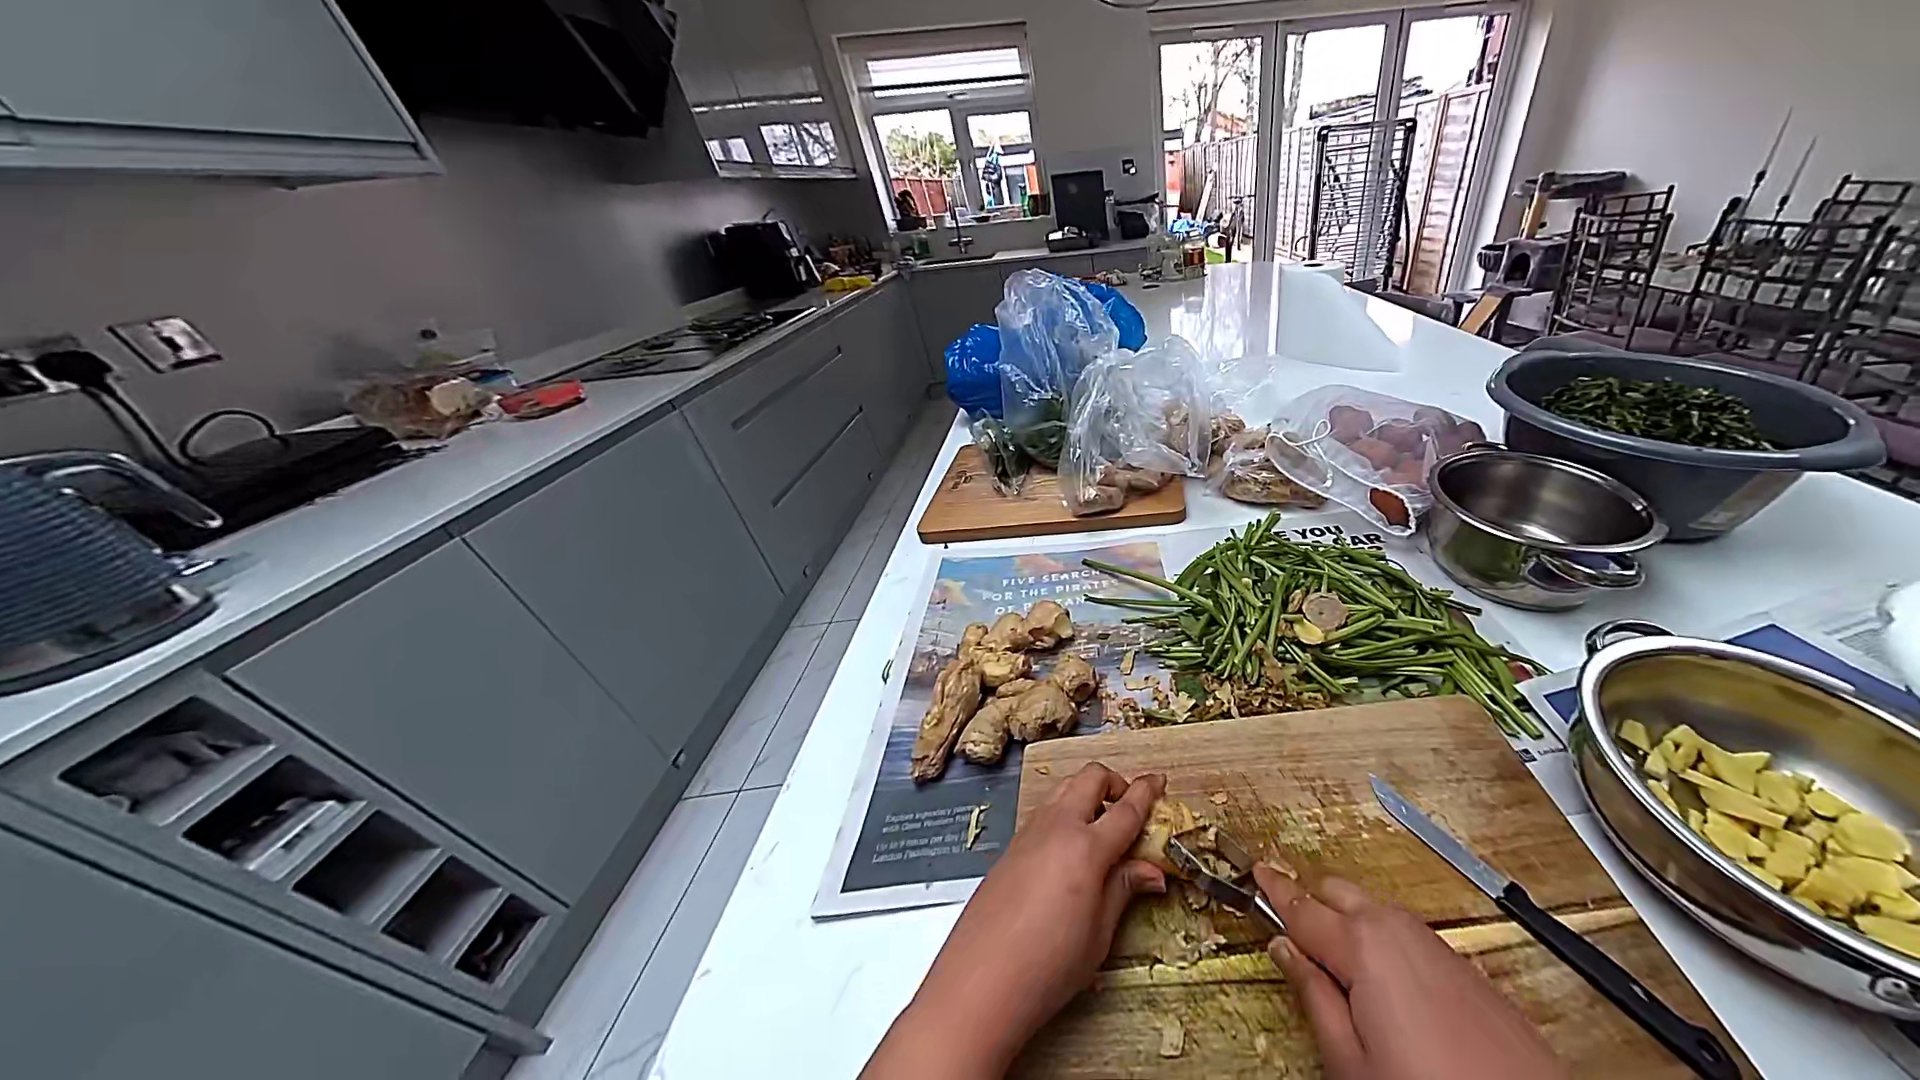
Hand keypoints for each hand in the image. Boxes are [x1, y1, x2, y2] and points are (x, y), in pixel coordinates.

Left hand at [861, 764, 1166, 1079]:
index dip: (1146, 791)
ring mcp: (1029, 833)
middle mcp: (1056, 828)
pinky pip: (1044, 813)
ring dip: (1086, 794)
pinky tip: (1071, 848)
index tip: (1157, 781)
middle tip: (1130, 803)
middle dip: (1114, 782)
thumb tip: (1152, 872)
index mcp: (1086, 848)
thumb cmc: (1046, 964)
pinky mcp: (1012, 845)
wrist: (983, 977)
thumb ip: (1124, 889)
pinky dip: (1064, 814)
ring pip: (1064, 790)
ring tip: (1103, 827)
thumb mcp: (1099, 933)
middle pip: (1089, 778)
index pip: (1125, 808)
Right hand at [1255, 866, 1568, 1079]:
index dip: (1273, 888)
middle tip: (1297, 938)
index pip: (1300, 906)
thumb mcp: (1350, 1060)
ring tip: (1345, 975)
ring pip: (1376, 912)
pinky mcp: (1470, 973)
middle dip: (1313, 905)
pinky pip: (1412, 938)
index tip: (1258, 871)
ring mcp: (1439, 949)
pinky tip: (1392, 993)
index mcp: (1362, 947)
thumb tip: (1286, 954)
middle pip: (1337, 892)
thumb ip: (1312, 996)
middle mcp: (1400, 933)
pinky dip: (1388, 946)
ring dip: (1351, 925)